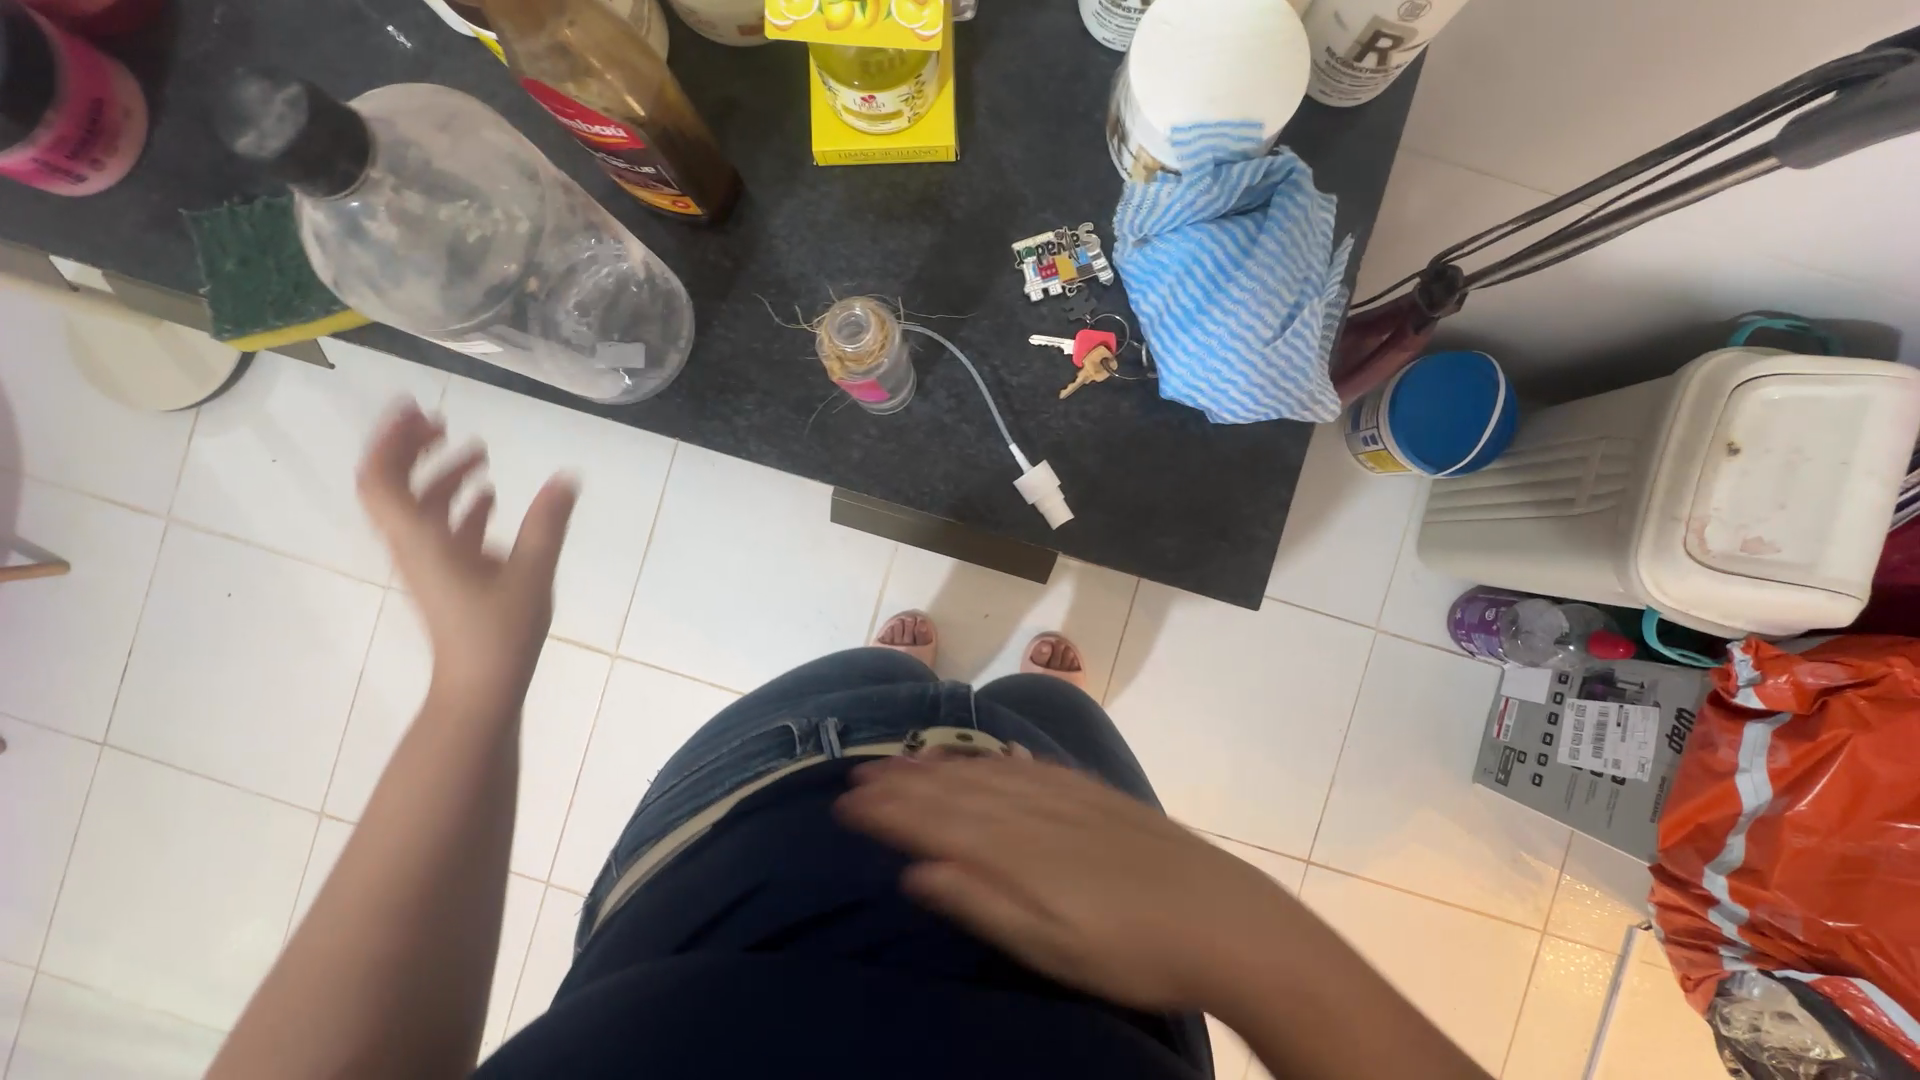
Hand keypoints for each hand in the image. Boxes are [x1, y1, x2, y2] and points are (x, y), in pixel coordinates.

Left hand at [357, 402, 576, 705]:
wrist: (479, 686)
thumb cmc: (499, 632)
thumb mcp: (531, 574)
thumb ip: (547, 523)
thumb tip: (568, 477)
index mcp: (422, 540)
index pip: (382, 479)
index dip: (391, 439)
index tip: (417, 409)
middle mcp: (413, 546)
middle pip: (392, 486)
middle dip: (412, 448)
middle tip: (443, 421)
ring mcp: (427, 562)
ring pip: (417, 506)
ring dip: (440, 474)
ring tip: (479, 453)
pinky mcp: (444, 577)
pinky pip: (438, 529)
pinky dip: (456, 504)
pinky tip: (488, 497)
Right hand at [834, 754, 1299, 1012]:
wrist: (1226, 921)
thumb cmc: (1133, 952)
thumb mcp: (1051, 945)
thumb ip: (981, 902)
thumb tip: (916, 870)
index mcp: (1016, 851)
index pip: (936, 821)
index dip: (889, 810)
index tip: (847, 802)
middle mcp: (1034, 812)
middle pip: (956, 790)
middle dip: (905, 782)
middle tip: (862, 773)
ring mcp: (1068, 799)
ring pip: (990, 774)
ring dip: (942, 766)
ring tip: (906, 758)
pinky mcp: (1097, 797)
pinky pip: (1032, 768)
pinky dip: (997, 760)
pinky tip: (988, 756)